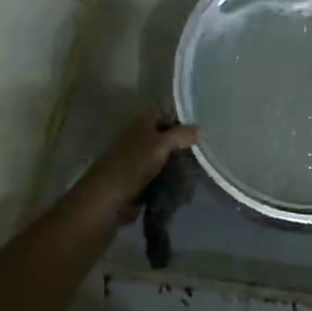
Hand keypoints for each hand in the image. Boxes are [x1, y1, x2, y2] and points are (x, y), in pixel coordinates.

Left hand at [71, 112, 199, 221]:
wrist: (108, 199)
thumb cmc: (133, 165)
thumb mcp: (160, 145)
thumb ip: (180, 135)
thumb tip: (200, 129)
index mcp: (140, 125)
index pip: (161, 110)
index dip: (177, 113)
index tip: (199, 122)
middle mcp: (138, 139)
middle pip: (163, 135)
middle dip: (181, 141)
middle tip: (204, 147)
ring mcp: (137, 161)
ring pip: (162, 157)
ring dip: (177, 162)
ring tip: (198, 166)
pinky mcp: (138, 181)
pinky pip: (159, 176)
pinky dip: (170, 178)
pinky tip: (185, 183)